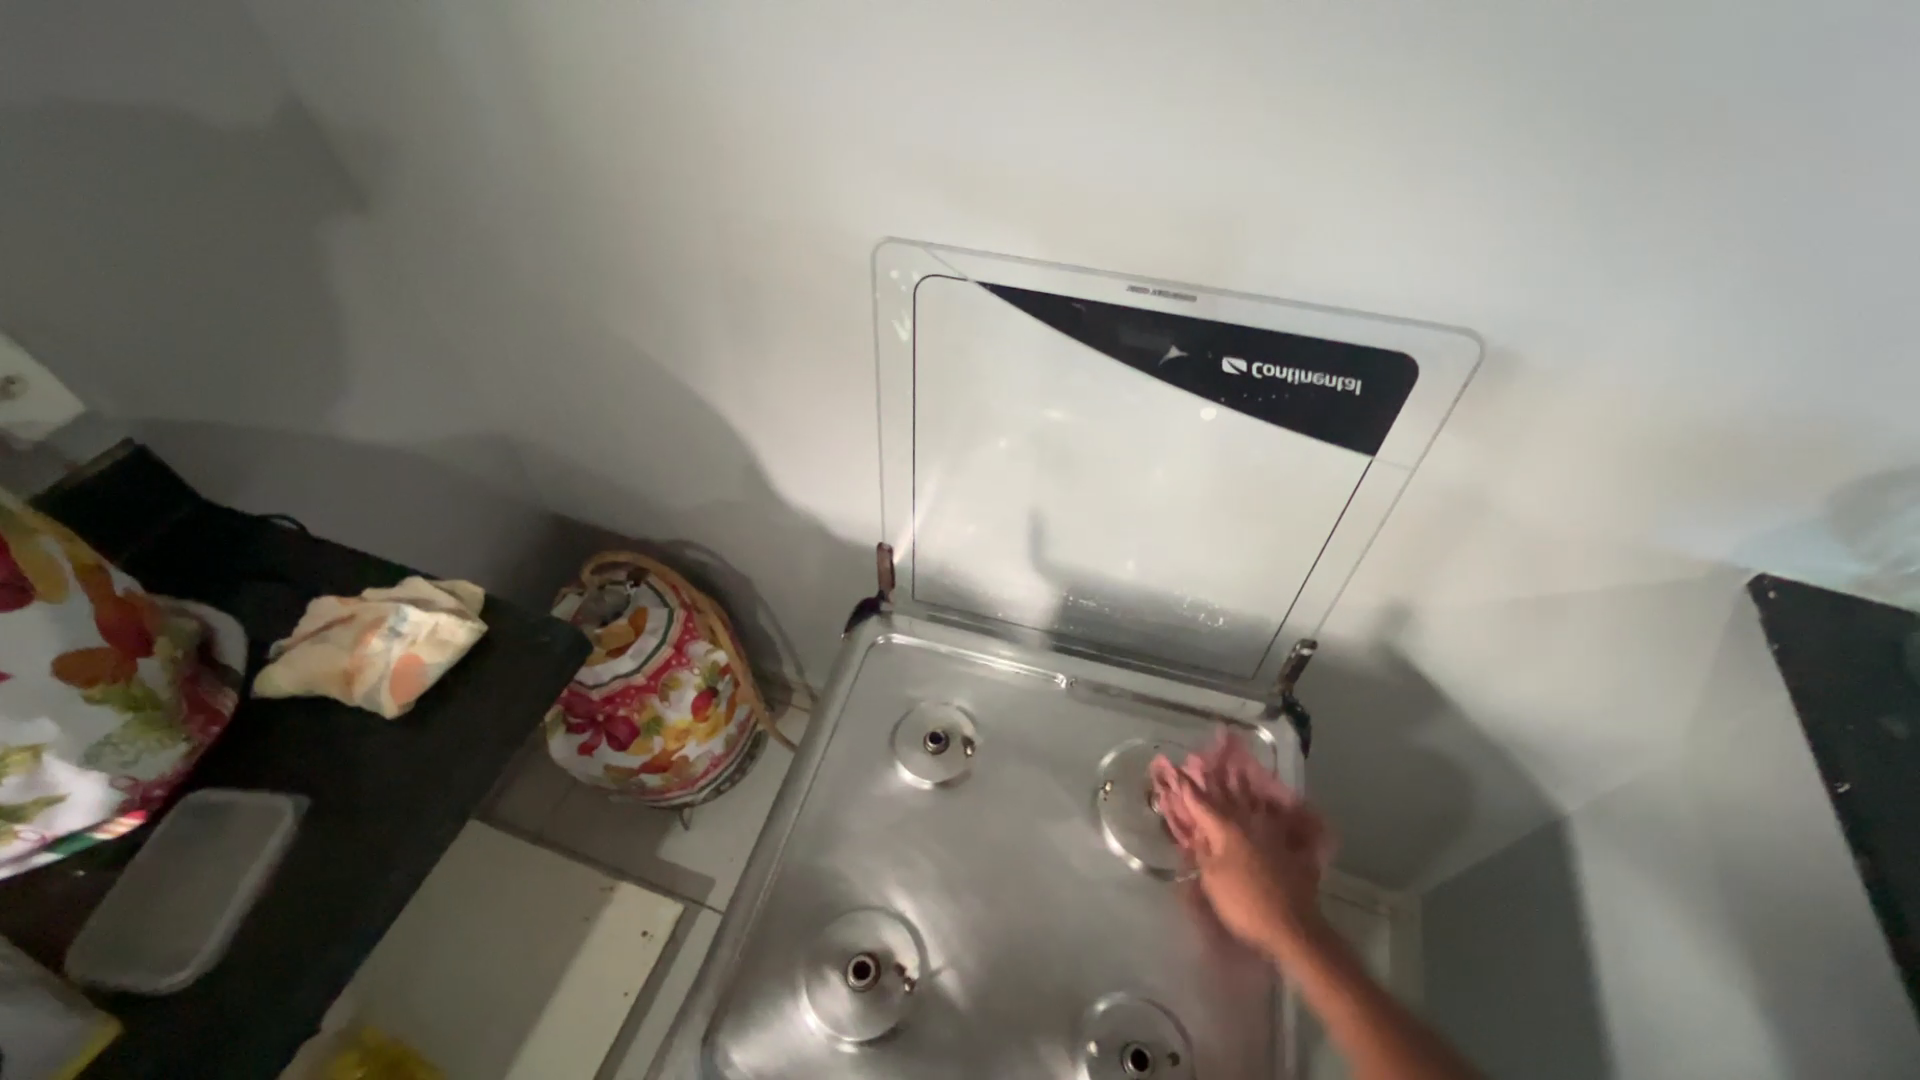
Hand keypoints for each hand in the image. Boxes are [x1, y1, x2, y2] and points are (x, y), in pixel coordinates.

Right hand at [1152, 733, 1335, 958]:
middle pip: (1225, 795)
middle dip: (1211, 777)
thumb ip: (1201, 851)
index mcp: (1224, 828)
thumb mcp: (1211, 879)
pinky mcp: (1288, 845)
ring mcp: (1270, 831)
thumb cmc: (1243, 903)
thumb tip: (1195, 831)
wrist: (1291, 927)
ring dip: (1239, 782)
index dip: (1183, 785)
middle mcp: (1247, 822)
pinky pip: (1275, 816)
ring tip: (1233, 764)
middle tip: (1200, 758)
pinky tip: (1269, 797)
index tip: (1172, 767)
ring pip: (1250, 800)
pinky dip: (1270, 803)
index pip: (1198, 802)